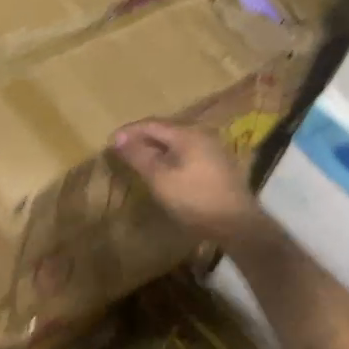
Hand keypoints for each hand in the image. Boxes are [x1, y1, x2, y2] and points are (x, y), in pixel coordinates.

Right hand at [113, 119, 265, 244]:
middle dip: (142, 139)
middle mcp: (202, 135)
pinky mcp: (219, 165)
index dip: (128, 132)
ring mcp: (214, 149)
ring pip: (177, 143)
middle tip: (123, 152)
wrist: (237, 224)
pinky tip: (164, 172)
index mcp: (187, 134)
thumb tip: (118, 137)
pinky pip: (188, 153)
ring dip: (156, 149)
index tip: (110, 143)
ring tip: (140, 162)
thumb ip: (139, 156)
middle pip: (166, 130)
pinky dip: (170, 158)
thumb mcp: (160, 179)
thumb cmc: (195, 199)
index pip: (151, 124)